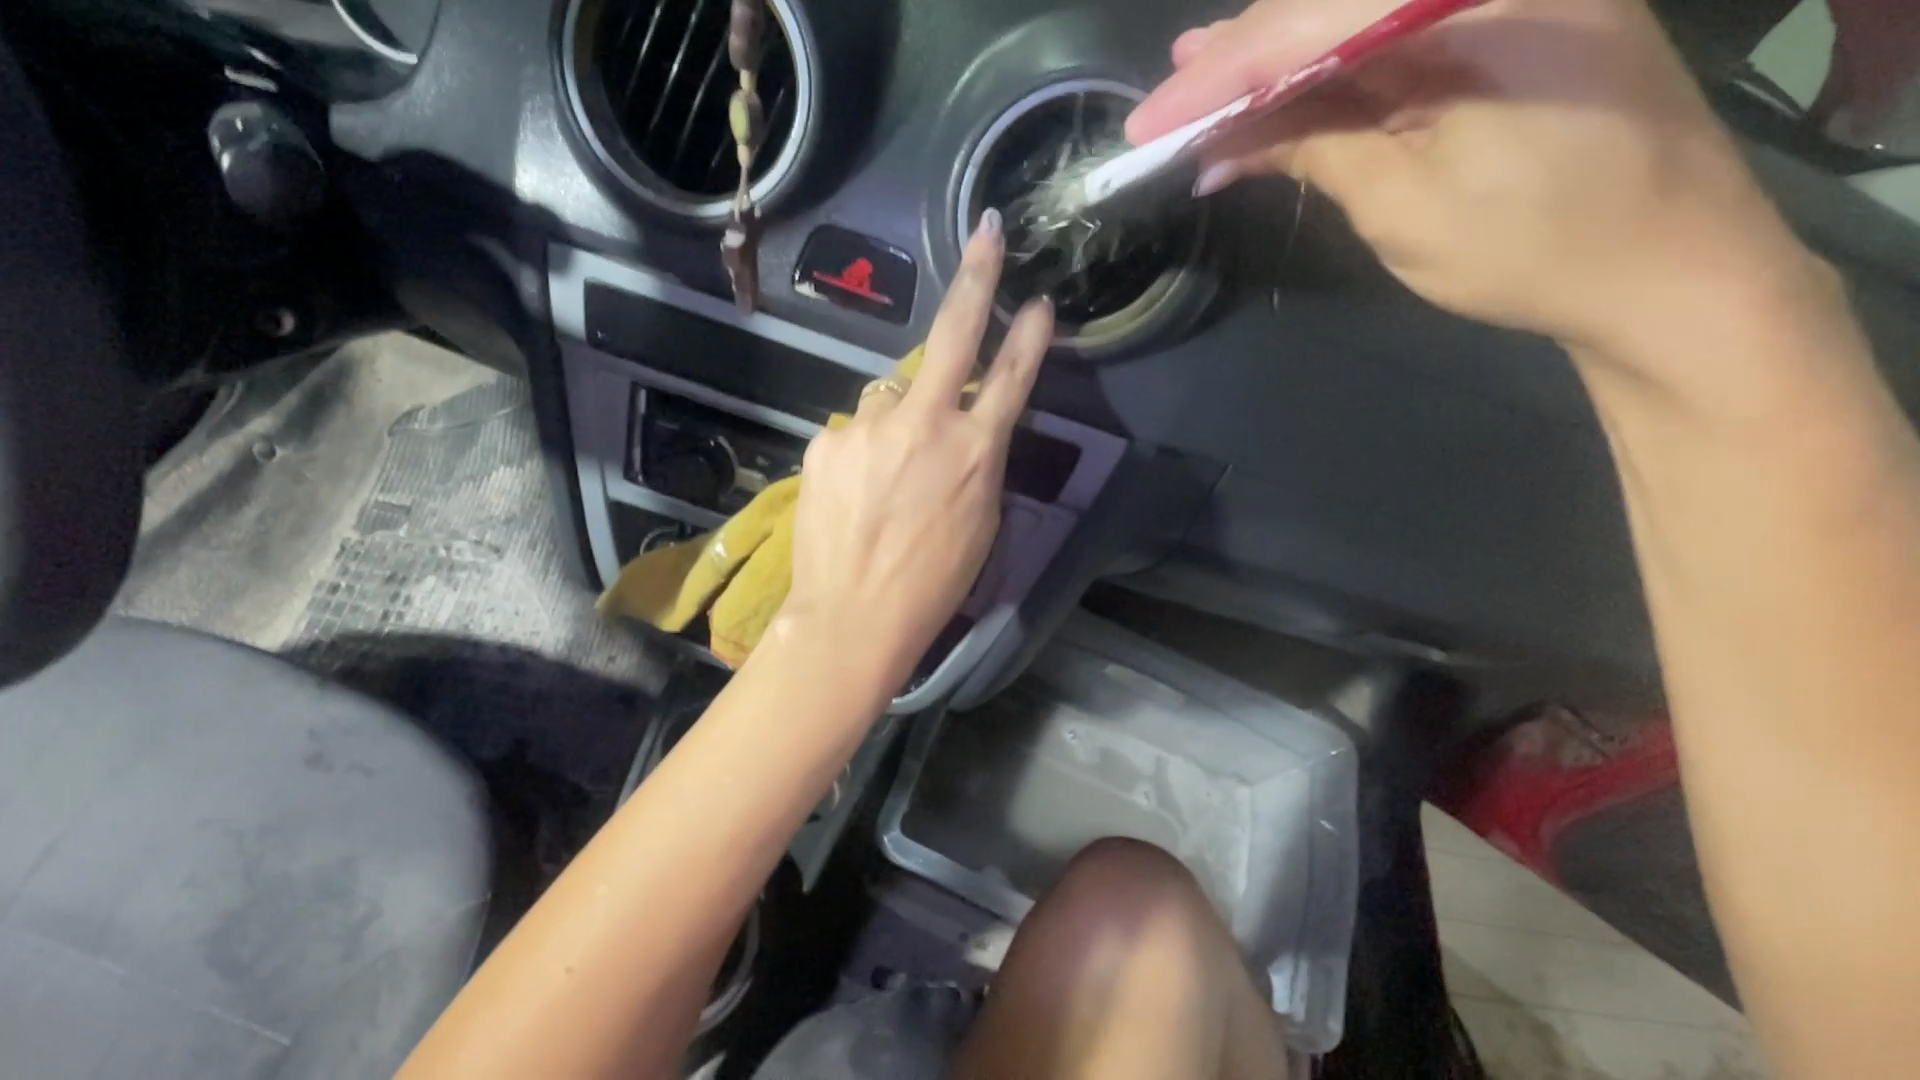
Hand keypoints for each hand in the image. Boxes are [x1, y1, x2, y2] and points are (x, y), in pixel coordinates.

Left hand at [783, 211, 1053, 687]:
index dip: (1029, 335)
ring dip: (897, 416)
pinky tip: (858, 489)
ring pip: (890, 395)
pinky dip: (864, 447)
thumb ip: (979, 461)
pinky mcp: (826, 441)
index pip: (1012, 376)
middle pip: (954, 336)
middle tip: (986, 234)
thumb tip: (966, 424)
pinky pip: (855, 429)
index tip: (1038, 301)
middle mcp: (924, 424)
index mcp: (975, 451)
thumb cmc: (933, 584)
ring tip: (888, 474)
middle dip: (976, 279)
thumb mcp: (982, 523)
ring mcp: (869, 427)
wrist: (853, 617)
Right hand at [1130, 0, 1821, 373]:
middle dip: (1244, 54)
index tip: (1149, 119)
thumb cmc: (1540, 249)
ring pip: (1361, 14)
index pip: (1315, 20)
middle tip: (1168, 96)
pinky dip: (1335, 71)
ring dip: (1282, 58)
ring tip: (1200, 84)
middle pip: (1335, 0)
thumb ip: (1311, 148)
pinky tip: (1282, 89)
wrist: (1675, 273)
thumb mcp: (1404, 205)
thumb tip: (1220, 141)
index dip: (1221, 73)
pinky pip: (1401, 34)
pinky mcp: (1515, 22)